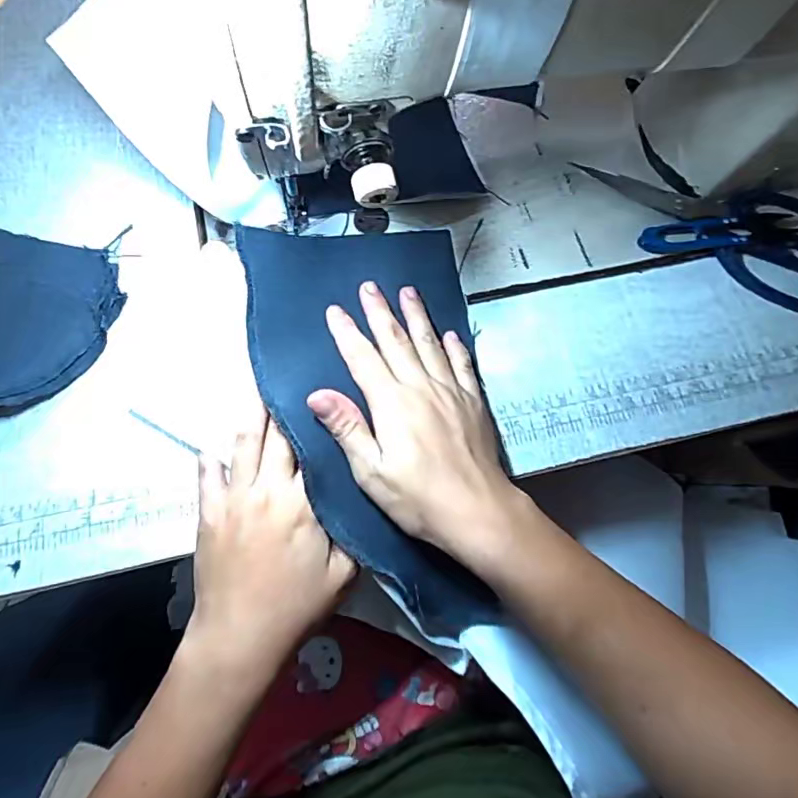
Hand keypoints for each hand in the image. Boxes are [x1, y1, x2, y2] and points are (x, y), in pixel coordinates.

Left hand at [187, 405, 356, 677]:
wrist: (240, 637)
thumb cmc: (297, 607)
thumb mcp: (344, 574)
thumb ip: (354, 531)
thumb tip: (361, 496)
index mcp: (303, 502)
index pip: (311, 448)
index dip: (317, 418)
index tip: (322, 392)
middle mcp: (268, 489)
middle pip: (276, 435)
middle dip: (282, 403)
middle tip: (289, 375)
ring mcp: (234, 497)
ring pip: (242, 442)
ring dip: (250, 413)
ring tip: (256, 386)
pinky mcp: (209, 511)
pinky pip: (208, 472)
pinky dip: (212, 454)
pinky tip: (216, 440)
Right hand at [306, 281, 539, 572]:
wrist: (479, 511)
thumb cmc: (420, 499)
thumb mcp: (372, 473)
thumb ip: (348, 429)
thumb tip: (318, 395)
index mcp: (392, 404)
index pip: (363, 359)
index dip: (347, 333)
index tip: (336, 311)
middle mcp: (421, 388)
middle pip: (396, 341)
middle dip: (380, 312)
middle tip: (369, 287)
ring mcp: (450, 392)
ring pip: (429, 344)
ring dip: (416, 317)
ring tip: (407, 293)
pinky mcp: (473, 402)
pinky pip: (461, 365)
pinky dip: (454, 346)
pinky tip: (450, 334)